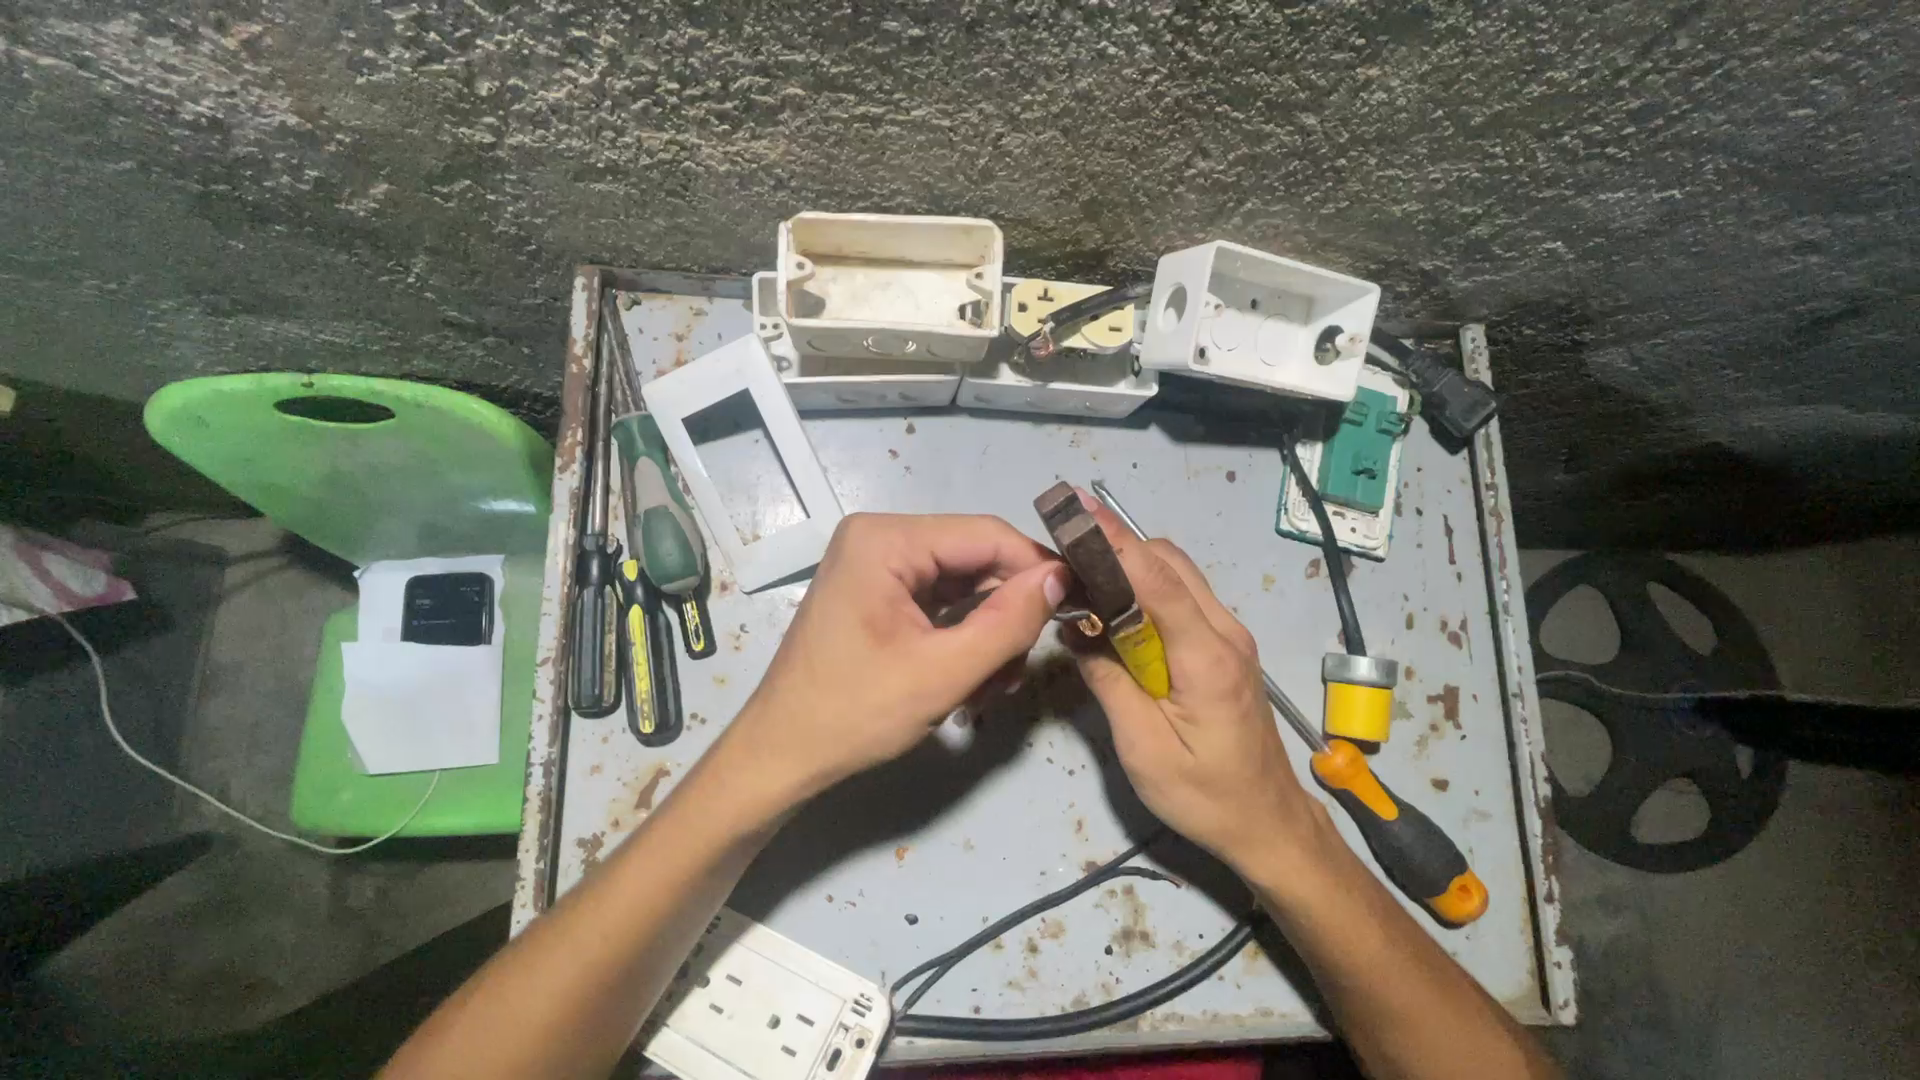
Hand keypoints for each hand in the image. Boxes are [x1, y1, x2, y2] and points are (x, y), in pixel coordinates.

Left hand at [725, 513, 1067, 803]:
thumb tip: (1060, 578)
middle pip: (976, 561)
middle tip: (1019, 670)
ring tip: (993, 688)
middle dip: (1007, 615)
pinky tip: (974, 681)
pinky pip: (942, 605)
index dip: (1037, 568)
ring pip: (965, 587)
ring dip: (989, 635)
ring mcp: (878, 567)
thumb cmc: (853, 714)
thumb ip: (1008, 622)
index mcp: (886, 540)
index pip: (986, 535)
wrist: (782, 755)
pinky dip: (964, 640)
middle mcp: (881, 539)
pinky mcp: (880, 595)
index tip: (1076, 607)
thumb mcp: (942, 673)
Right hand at [1067, 492, 1326, 875]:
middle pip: (1171, 564)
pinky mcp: (1225, 650)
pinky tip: (1114, 608)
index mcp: (1207, 658)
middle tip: (1067, 549)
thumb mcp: (1144, 749)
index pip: (1158, 581)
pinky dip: (1147, 591)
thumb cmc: (1206, 796)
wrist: (1268, 824)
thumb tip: (1075, 629)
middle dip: (1119, 547)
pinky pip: (1183, 600)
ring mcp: (1230, 639)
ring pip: (1179, 576)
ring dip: (1133, 567)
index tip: (1077, 513)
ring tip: (1082, 575)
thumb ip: (1109, 682)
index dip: (1116, 543)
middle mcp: (1225, 634)